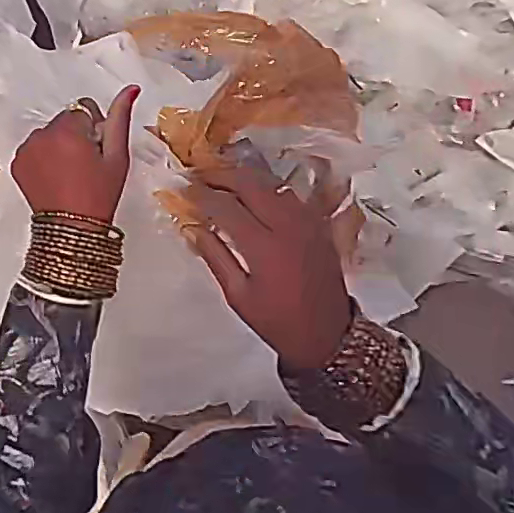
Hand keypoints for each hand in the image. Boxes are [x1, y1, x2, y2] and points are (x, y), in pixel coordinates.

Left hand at [11, 86, 138, 221]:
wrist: (72, 229)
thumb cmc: (99, 195)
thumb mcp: (117, 156)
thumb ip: (120, 118)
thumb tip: (129, 89)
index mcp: (68, 130)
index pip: (83, 109)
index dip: (94, 128)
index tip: (97, 150)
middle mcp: (42, 135)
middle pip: (63, 121)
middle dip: (75, 135)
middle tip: (85, 164)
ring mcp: (26, 149)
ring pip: (48, 134)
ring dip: (57, 145)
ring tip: (70, 172)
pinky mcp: (17, 163)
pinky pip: (33, 149)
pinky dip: (42, 158)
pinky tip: (55, 177)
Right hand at [178, 164, 352, 368]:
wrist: (331, 336)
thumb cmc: (278, 320)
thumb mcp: (237, 294)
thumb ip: (214, 255)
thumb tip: (191, 226)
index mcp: (264, 246)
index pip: (224, 206)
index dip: (200, 195)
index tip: (182, 191)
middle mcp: (287, 226)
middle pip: (249, 183)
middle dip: (220, 176)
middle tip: (198, 178)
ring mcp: (306, 222)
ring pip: (269, 182)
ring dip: (241, 177)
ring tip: (219, 181)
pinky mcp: (317, 224)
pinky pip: (286, 193)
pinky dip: (263, 186)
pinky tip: (249, 193)